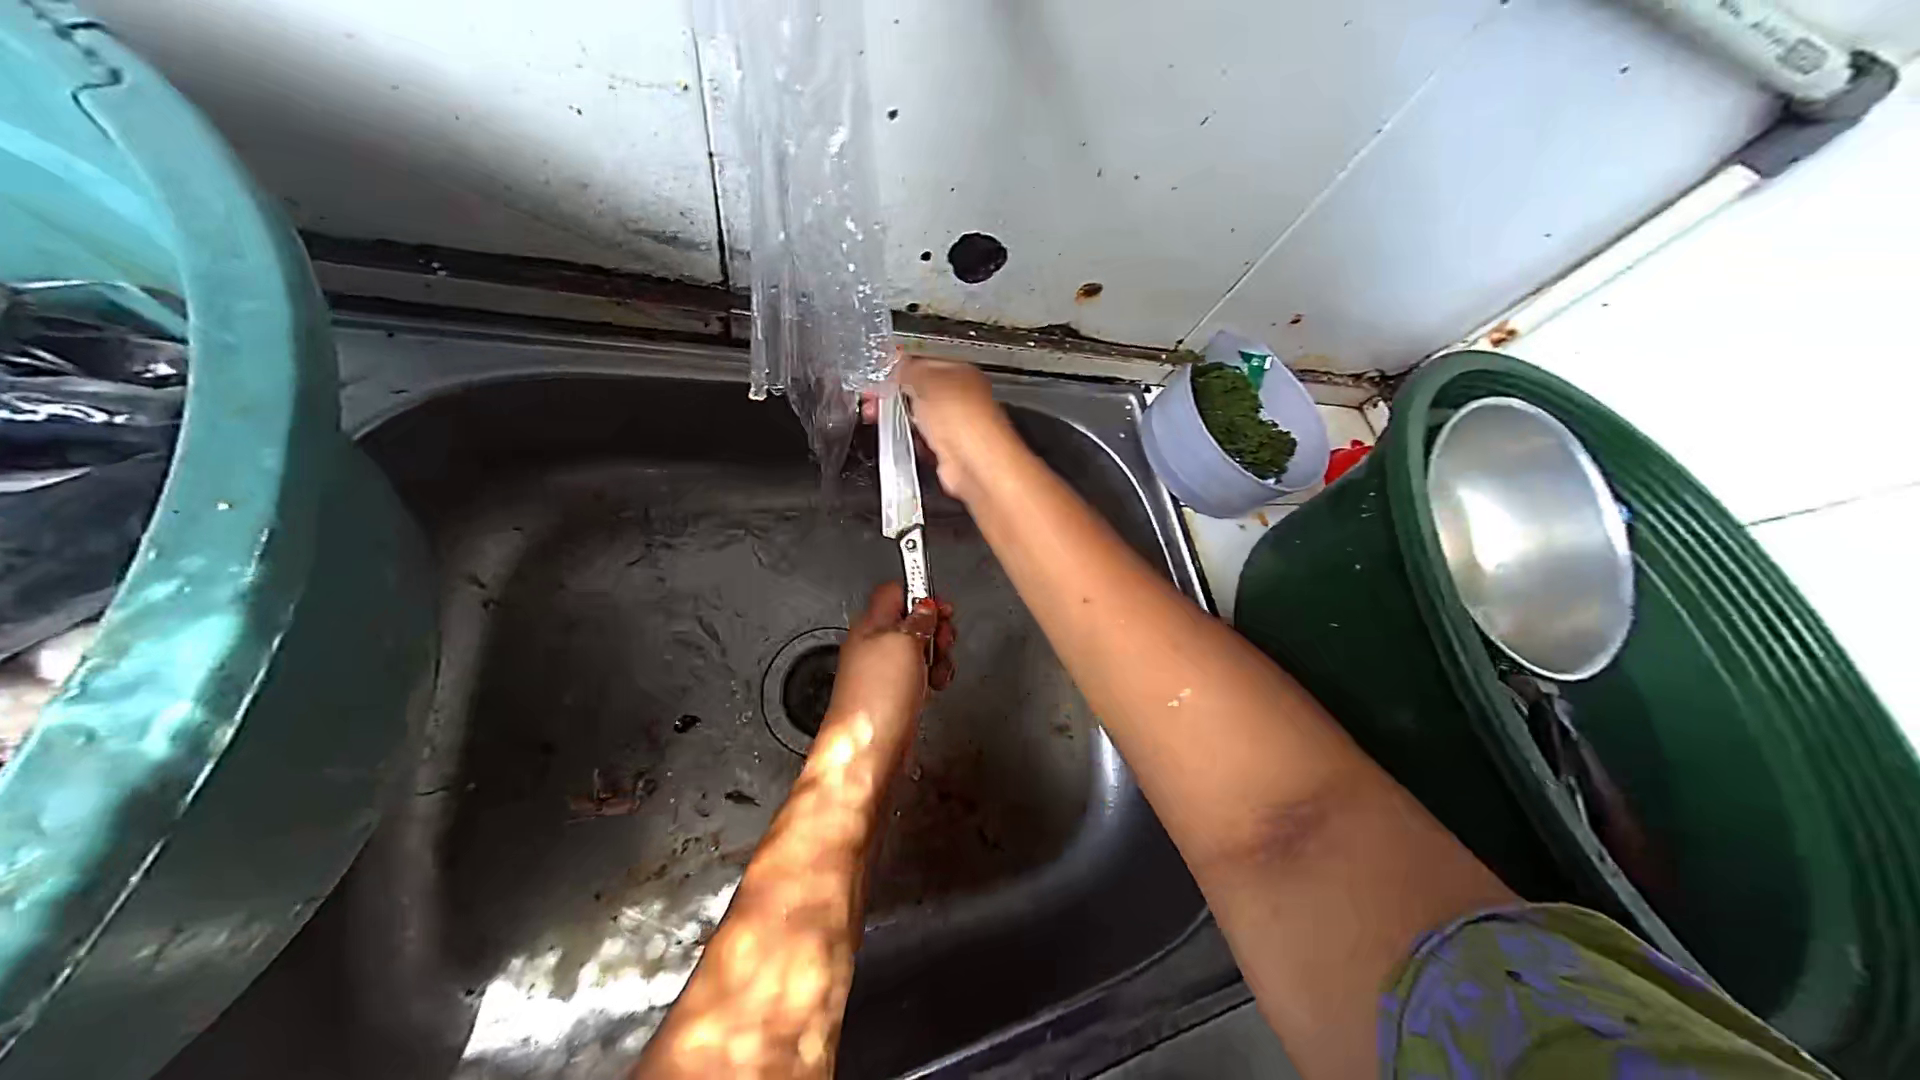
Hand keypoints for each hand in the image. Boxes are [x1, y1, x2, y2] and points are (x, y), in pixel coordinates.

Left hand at [825, 582, 955, 738]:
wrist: (867, 751)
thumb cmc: (875, 699)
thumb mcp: (904, 642)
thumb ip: (918, 618)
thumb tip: (927, 606)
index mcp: (870, 624)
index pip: (896, 591)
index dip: (922, 595)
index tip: (941, 609)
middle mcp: (874, 645)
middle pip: (913, 621)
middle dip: (936, 629)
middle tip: (941, 642)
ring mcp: (884, 671)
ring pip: (920, 649)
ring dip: (938, 656)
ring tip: (935, 671)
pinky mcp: (895, 694)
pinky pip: (920, 675)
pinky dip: (932, 678)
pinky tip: (932, 688)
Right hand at [862, 354, 1018, 503]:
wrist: (974, 463)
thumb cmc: (963, 418)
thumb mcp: (925, 380)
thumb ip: (907, 368)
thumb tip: (895, 363)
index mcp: (960, 372)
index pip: (923, 363)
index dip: (897, 368)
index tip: (878, 375)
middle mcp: (961, 398)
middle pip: (918, 392)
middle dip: (893, 395)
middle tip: (875, 400)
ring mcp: (955, 426)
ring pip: (919, 418)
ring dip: (899, 420)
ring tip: (883, 420)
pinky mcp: (949, 451)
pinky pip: (923, 442)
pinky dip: (913, 442)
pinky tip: (908, 440)